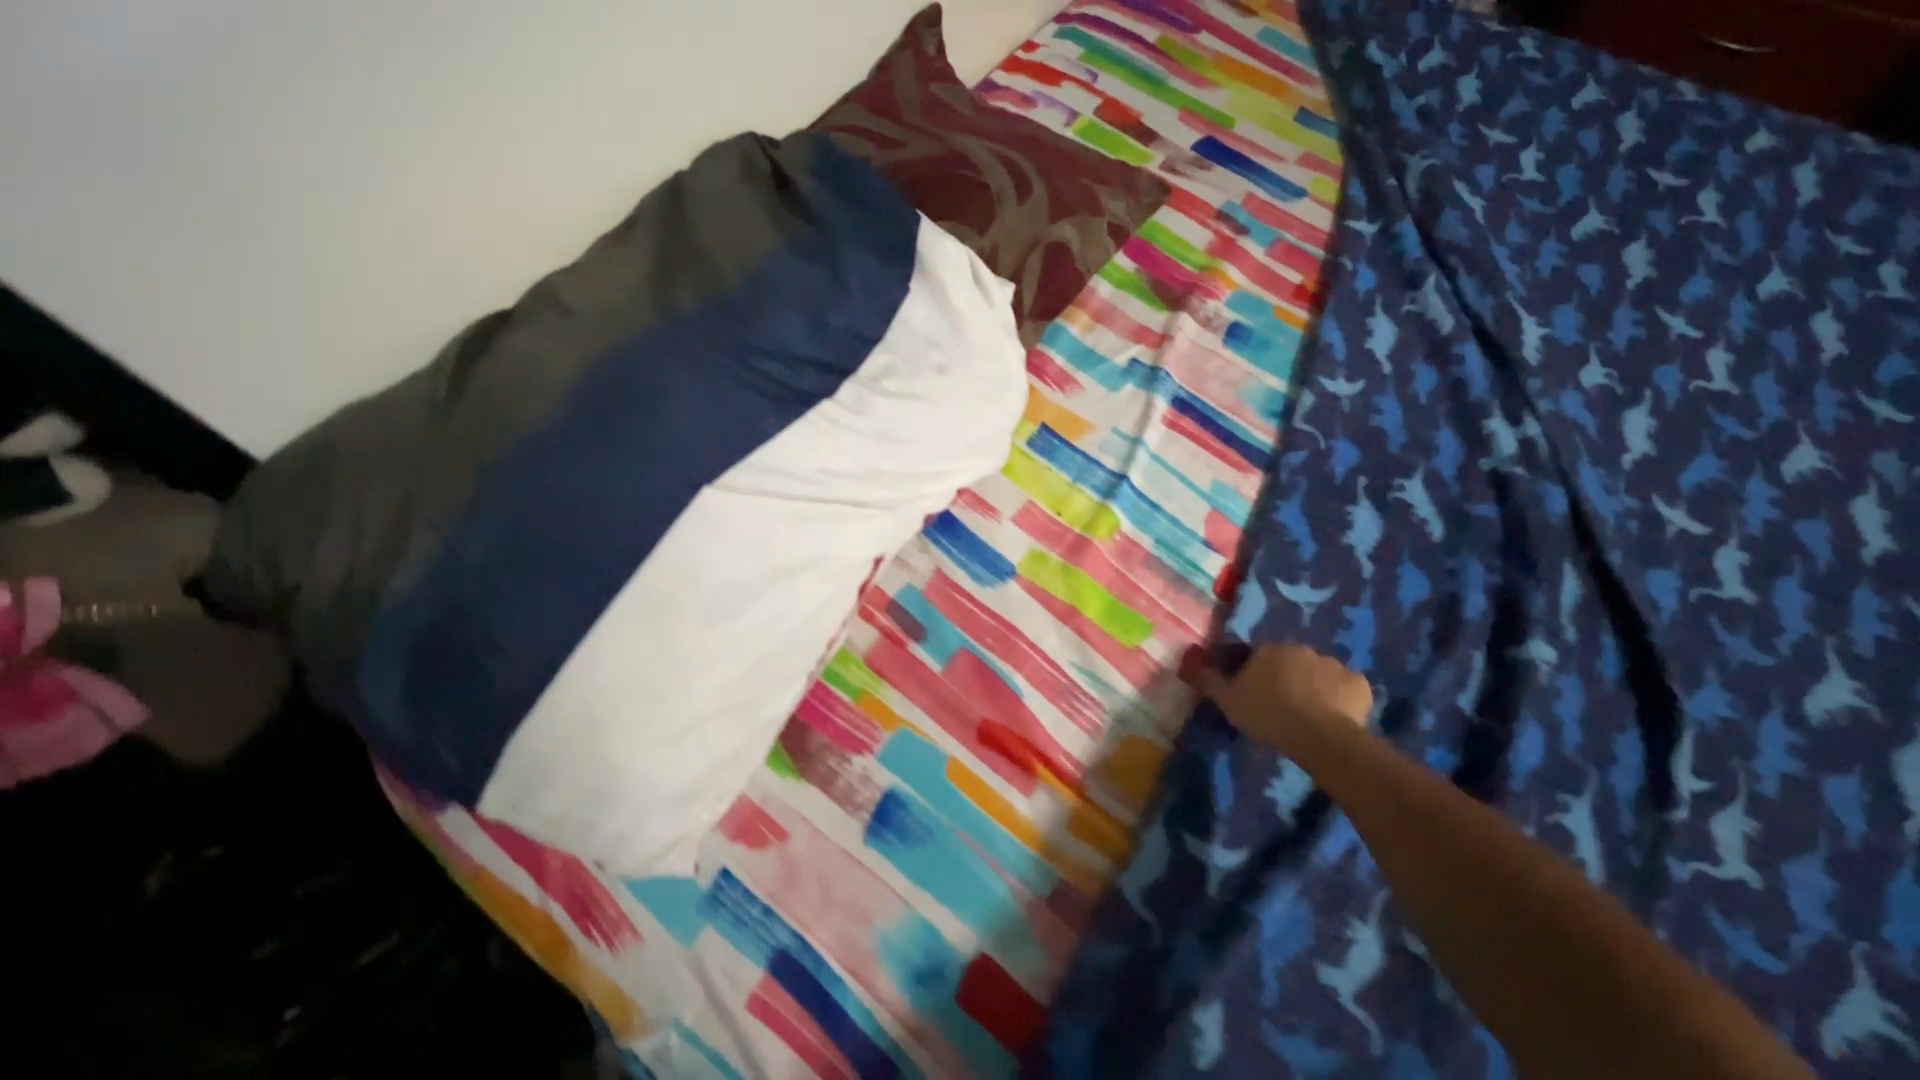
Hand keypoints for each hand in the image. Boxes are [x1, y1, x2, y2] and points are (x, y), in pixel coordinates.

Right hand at [1190, 644, 1372, 747]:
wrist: (1319, 735)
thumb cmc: (1267, 714)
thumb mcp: (1228, 701)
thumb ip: (1209, 680)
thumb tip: (1190, 664)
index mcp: (1270, 650)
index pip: (1258, 656)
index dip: (1254, 674)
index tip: (1253, 695)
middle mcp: (1302, 649)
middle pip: (1291, 662)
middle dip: (1287, 678)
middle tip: (1281, 707)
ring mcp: (1334, 664)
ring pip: (1320, 675)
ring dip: (1314, 688)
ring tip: (1309, 717)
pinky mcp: (1359, 684)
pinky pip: (1346, 689)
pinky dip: (1340, 700)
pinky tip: (1334, 719)